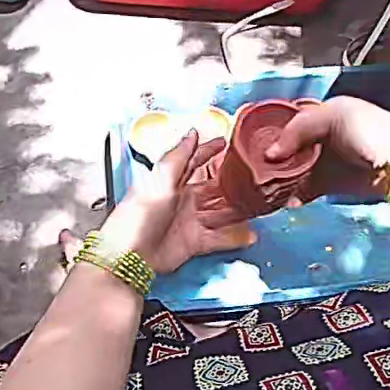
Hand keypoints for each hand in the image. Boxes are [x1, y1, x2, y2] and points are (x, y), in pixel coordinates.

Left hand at [100, 132, 255, 274]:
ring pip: (221, 211)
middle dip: (232, 181)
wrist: (130, 256)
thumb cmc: (138, 216)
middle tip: (253, 174)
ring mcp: (190, 221)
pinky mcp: (195, 243)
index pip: (195, 161)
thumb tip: (191, 133)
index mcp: (172, 181)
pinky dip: (235, 237)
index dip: (210, 151)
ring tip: (258, 203)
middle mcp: (183, 200)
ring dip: (238, 209)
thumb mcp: (159, 180)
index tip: (226, 142)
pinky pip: (220, 238)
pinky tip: (251, 234)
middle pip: (213, 187)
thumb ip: (178, 157)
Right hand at [261, 97, 389, 199]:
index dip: (269, 133)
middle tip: (254, 172)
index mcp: (326, 112)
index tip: (250, 148)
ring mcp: (329, 162)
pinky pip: (307, 190)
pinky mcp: (335, 185)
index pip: (288, 120)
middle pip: (289, 148)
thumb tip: (271, 153)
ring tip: (265, 189)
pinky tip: (286, 201)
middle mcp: (325, 136)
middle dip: (272, 160)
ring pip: (294, 170)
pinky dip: (295, 196)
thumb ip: (300, 128)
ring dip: (280, 180)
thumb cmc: (378, 135)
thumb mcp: (336, 117)